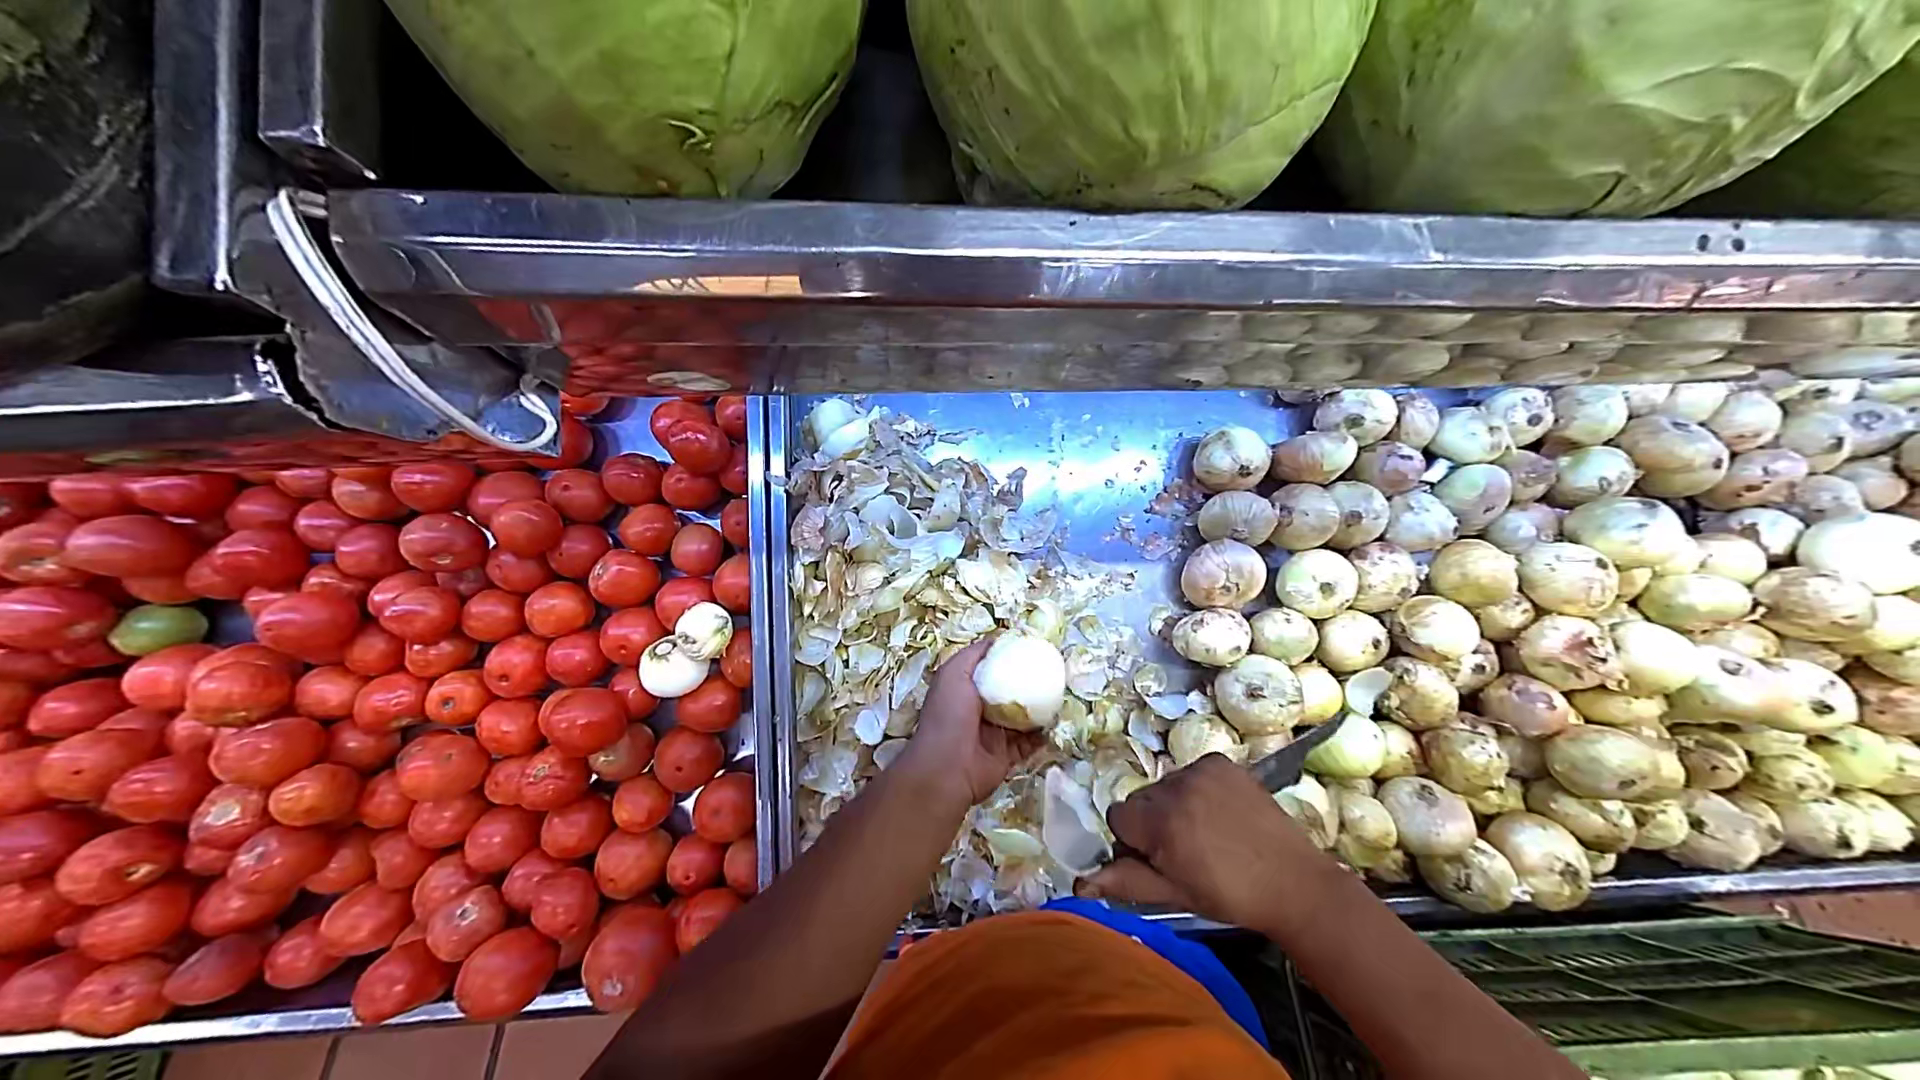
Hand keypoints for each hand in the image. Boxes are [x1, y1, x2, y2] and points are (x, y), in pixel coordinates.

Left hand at [895, 637, 1042, 812]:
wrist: (948, 767)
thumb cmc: (948, 715)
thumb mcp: (954, 673)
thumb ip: (974, 654)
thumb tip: (999, 638)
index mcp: (965, 686)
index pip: (991, 666)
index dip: (1010, 655)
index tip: (1034, 645)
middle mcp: (980, 707)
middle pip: (1011, 689)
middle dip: (1031, 680)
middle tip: (1056, 668)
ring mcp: (995, 731)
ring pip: (1023, 715)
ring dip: (1041, 706)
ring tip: (1063, 692)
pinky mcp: (1008, 753)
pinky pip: (1031, 741)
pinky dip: (1044, 733)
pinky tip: (1059, 721)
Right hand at [1078, 754, 1336, 933]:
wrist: (1294, 883)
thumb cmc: (1229, 895)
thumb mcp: (1174, 893)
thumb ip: (1125, 881)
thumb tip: (1080, 883)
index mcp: (1161, 821)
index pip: (1118, 816)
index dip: (1134, 841)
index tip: (1160, 859)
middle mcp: (1176, 786)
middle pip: (1141, 798)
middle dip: (1152, 821)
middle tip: (1185, 850)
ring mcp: (1201, 770)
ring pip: (1165, 785)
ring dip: (1174, 804)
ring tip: (1206, 832)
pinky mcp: (1221, 762)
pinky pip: (1190, 771)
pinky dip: (1197, 788)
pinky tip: (1219, 812)